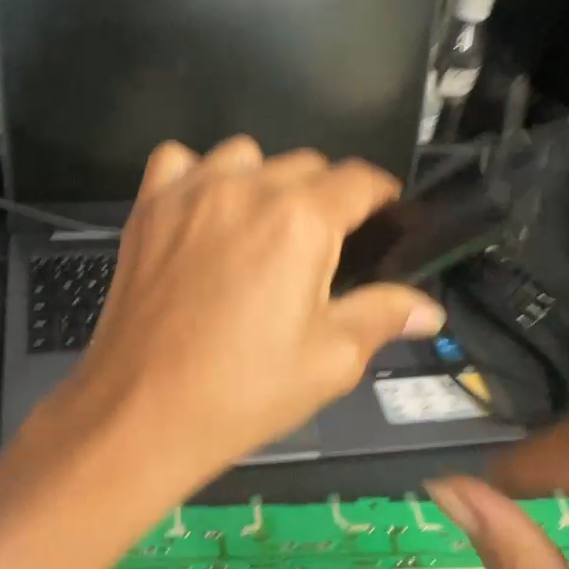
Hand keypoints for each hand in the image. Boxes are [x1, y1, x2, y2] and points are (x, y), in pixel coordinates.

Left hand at [0, 137, 443, 568]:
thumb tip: (427, 309)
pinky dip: (199, 176)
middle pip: (306, 165)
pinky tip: (205, 215)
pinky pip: (180, 162)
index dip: (381, 196)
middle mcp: (246, 189)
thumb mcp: (329, 361)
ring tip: (262, 231)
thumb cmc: (242, 392)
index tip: (385, 217)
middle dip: (326, 197)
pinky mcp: (148, 208)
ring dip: (265, 181)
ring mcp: (190, 193)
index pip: (359, 180)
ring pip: (245, 156)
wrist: (141, 413)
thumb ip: (382, 317)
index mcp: (301, 221)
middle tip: (322, 251)